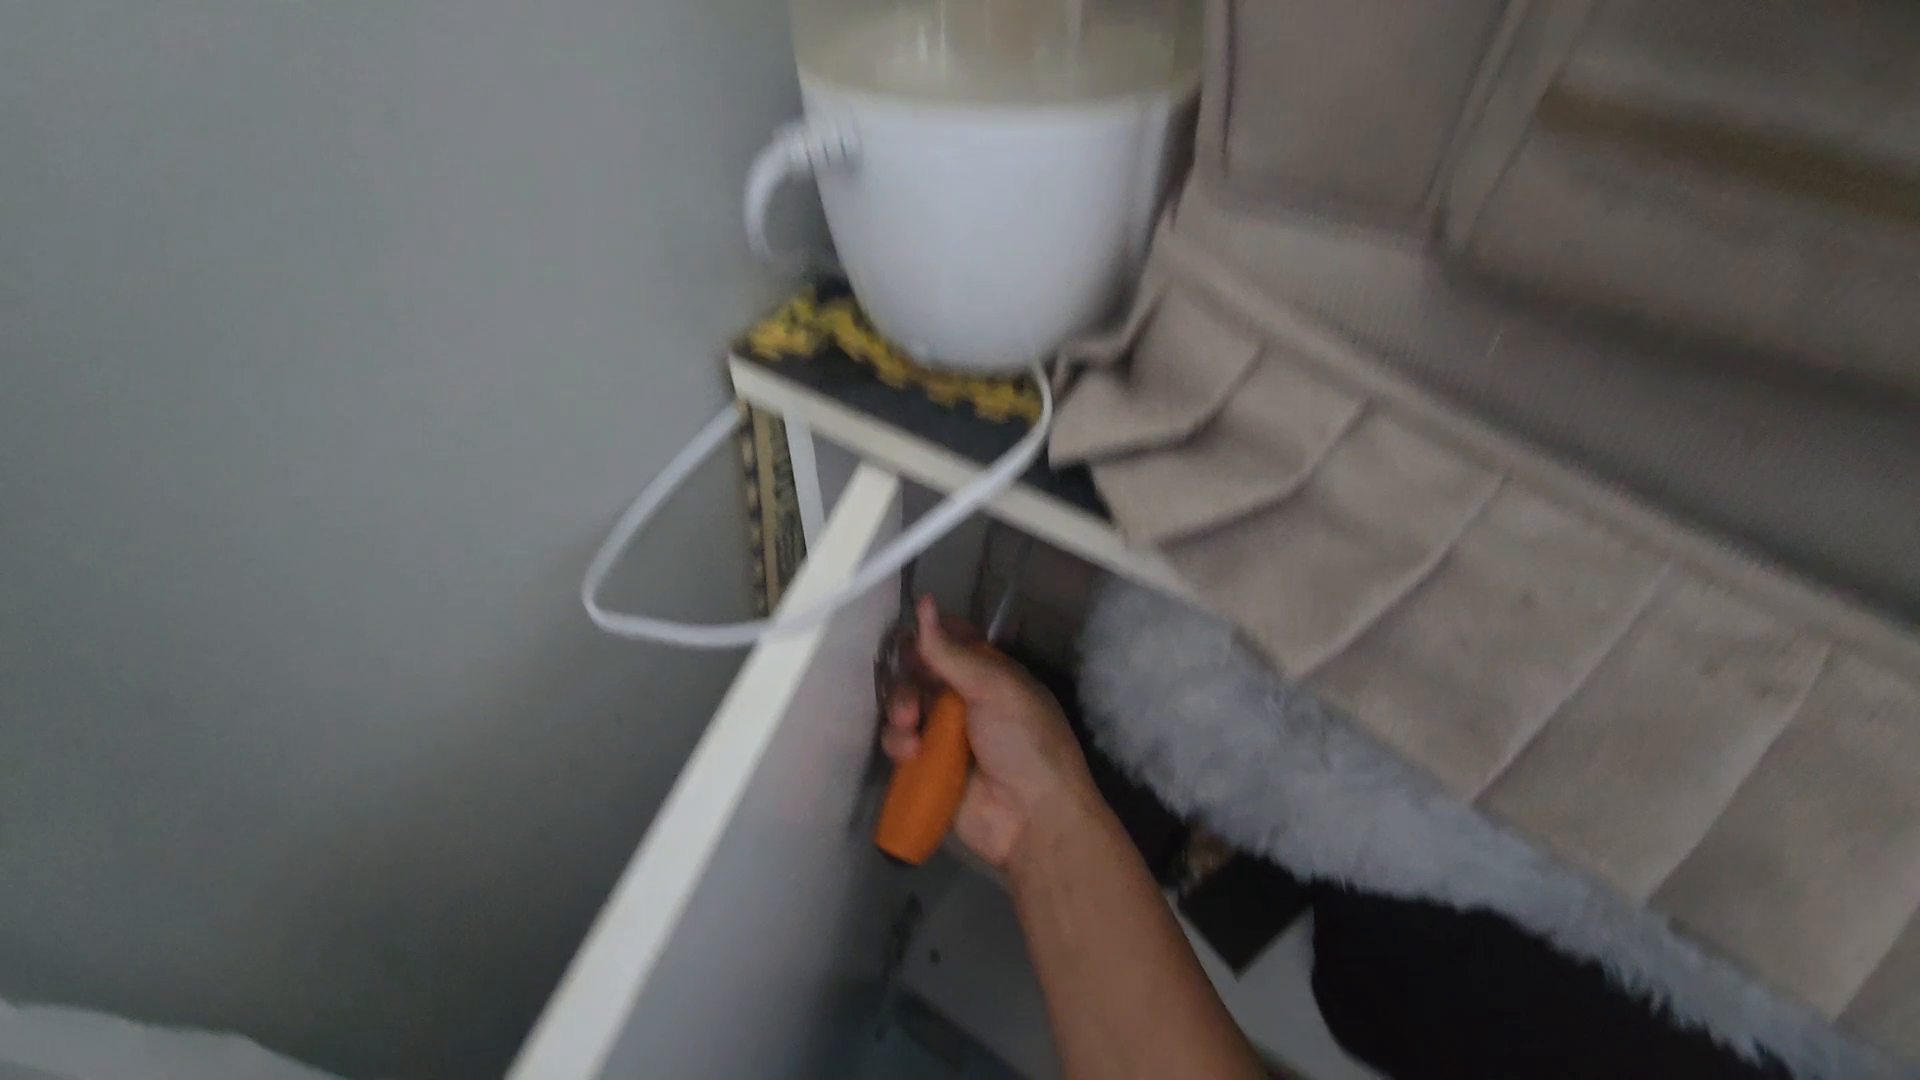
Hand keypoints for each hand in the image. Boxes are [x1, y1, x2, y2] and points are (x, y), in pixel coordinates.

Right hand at [882, 596, 1098, 870]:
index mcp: (989, 674)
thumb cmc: (1024, 742)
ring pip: (903, 706)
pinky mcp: (927, 767)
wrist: (1032, 817)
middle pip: (919, 672)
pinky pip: (899, 744)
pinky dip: (899, 743)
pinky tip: (911, 753)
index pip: (952, 641)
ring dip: (900, 710)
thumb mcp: (996, 688)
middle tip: (913, 690)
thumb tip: (924, 604)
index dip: (930, 632)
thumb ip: (952, 652)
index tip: (911, 626)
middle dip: (908, 676)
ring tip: (911, 726)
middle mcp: (964, 699)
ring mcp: (944, 734)